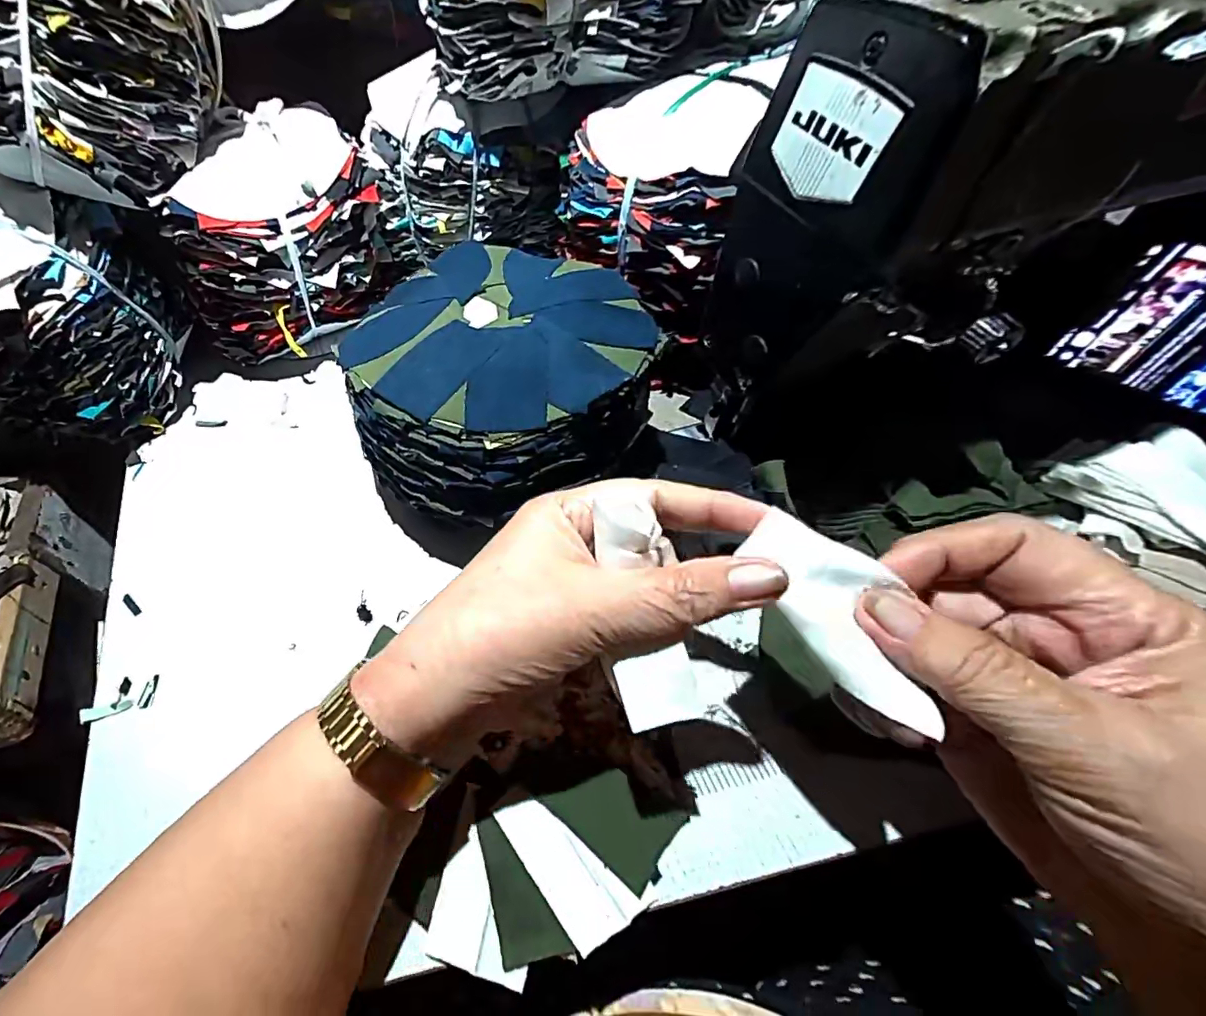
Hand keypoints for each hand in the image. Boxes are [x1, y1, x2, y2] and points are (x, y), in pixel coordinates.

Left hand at [352, 480, 783, 767]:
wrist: (431, 707)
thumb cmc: (507, 633)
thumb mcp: (599, 610)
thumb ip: (684, 594)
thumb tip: (773, 573)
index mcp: (572, 513)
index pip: (659, 498)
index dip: (717, 511)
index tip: (773, 527)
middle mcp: (573, 542)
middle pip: (657, 545)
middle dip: (697, 568)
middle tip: (747, 592)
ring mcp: (571, 587)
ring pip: (647, 588)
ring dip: (674, 607)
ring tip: (702, 626)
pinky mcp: (570, 628)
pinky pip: (628, 621)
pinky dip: (652, 634)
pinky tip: (662, 651)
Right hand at [855, 514, 1205, 1014]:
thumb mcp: (1094, 742)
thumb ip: (976, 671)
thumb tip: (874, 607)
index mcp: (1117, 618)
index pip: (1016, 551)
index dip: (944, 551)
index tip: (876, 578)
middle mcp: (1060, 646)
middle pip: (960, 597)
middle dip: (902, 610)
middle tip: (846, 635)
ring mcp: (1019, 697)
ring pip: (932, 650)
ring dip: (888, 661)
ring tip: (860, 685)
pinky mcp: (988, 744)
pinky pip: (926, 703)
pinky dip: (893, 705)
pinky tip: (881, 721)